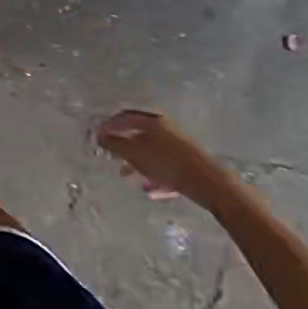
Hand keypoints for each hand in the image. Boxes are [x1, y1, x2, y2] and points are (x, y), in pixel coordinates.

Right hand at [95, 110, 231, 207]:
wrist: (209, 184)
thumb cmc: (167, 163)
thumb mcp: (135, 153)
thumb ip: (115, 144)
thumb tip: (100, 136)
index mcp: (153, 122)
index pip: (126, 117)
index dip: (110, 125)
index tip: (98, 135)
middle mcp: (166, 130)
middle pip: (139, 136)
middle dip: (124, 148)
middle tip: (111, 157)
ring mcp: (179, 148)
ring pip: (153, 154)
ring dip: (139, 165)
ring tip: (129, 177)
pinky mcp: (189, 165)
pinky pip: (166, 169)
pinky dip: (156, 177)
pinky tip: (152, 191)